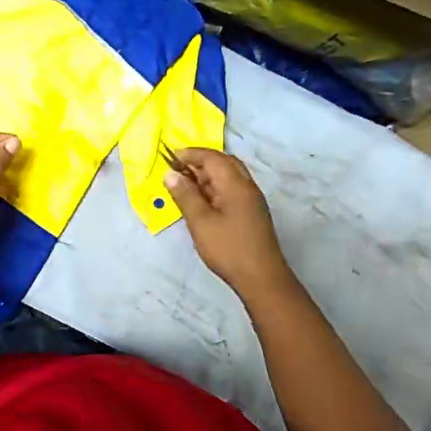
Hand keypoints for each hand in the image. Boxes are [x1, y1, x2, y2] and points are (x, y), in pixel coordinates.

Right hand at [164, 148, 290, 296]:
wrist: (260, 277)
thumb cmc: (228, 248)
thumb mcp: (200, 221)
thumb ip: (185, 195)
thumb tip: (170, 174)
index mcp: (235, 184)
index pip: (212, 157)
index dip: (191, 154)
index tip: (169, 158)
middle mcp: (247, 186)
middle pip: (224, 162)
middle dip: (200, 160)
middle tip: (177, 169)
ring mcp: (251, 199)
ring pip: (229, 175)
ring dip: (207, 174)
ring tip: (185, 184)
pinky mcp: (251, 212)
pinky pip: (232, 188)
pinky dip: (214, 186)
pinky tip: (202, 200)